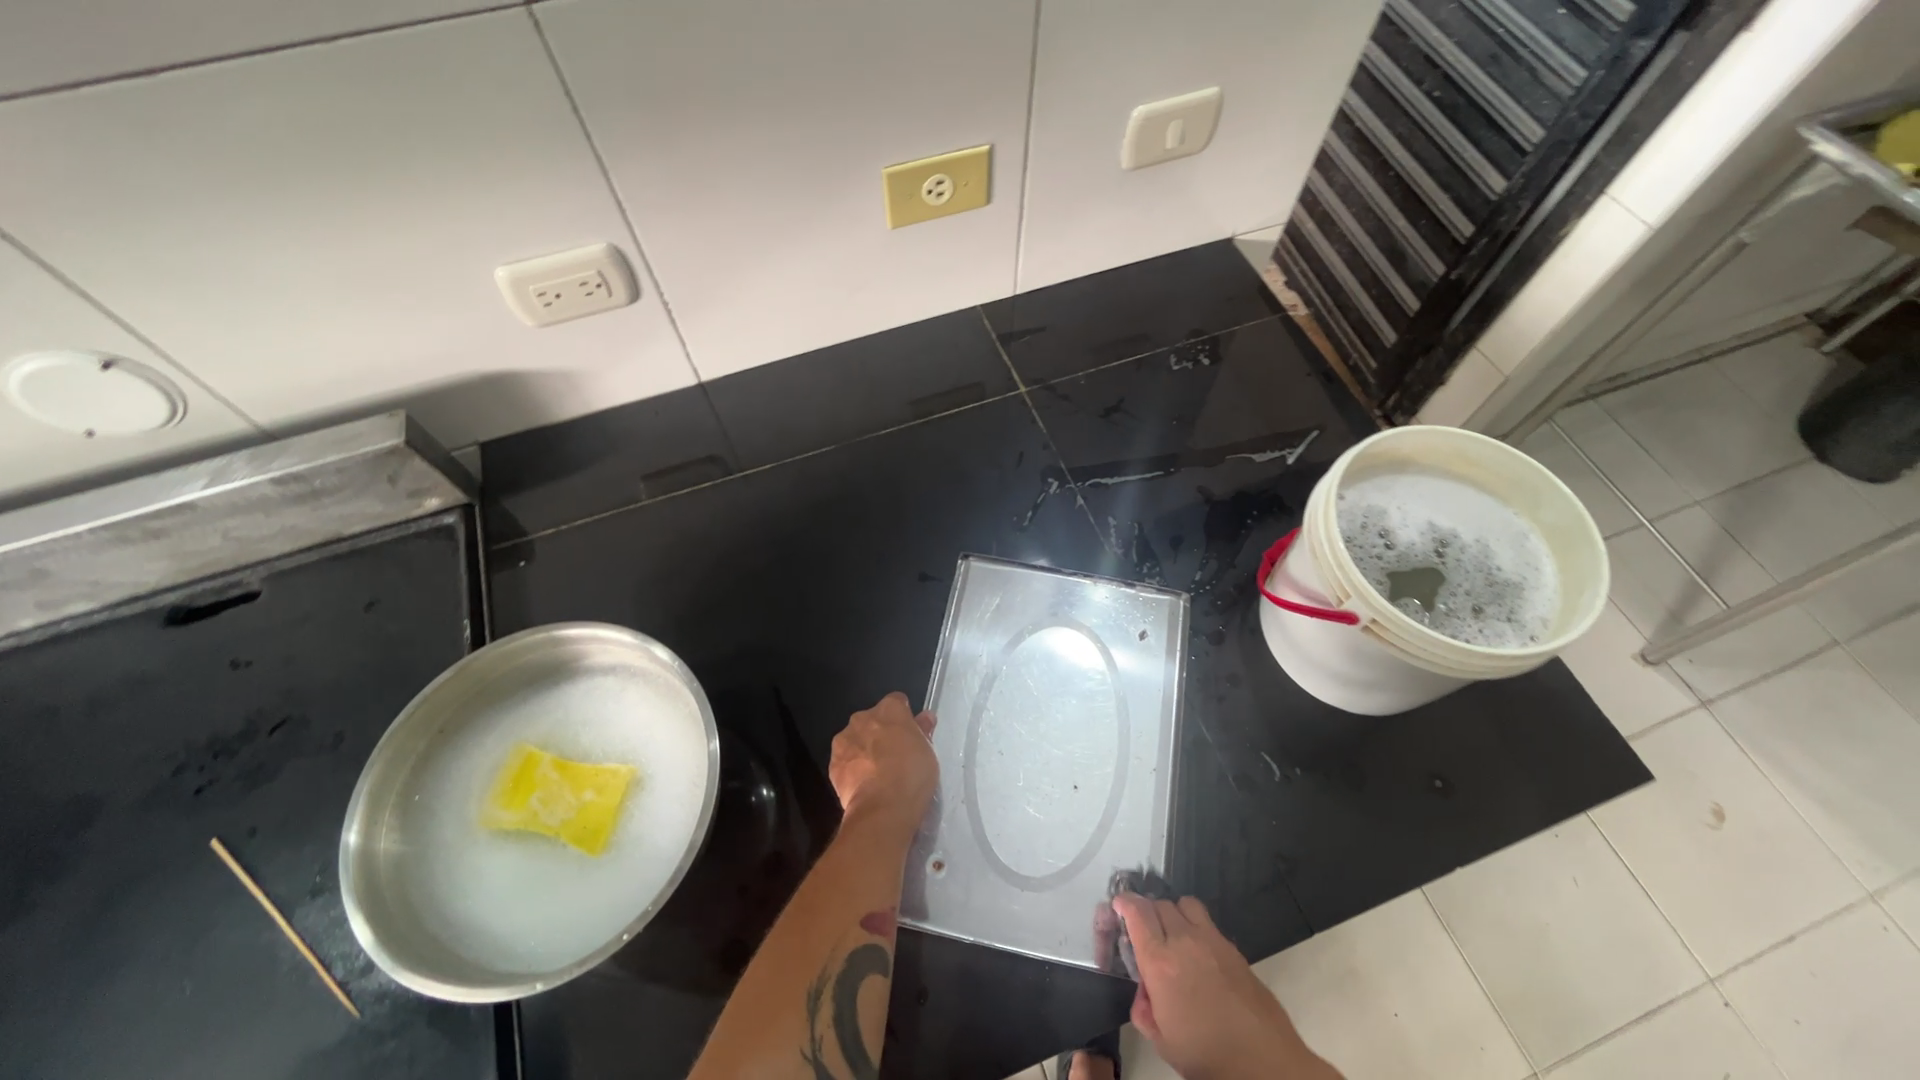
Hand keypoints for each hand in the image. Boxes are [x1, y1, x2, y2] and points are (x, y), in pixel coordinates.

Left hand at [829, 692, 937, 841]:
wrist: (882, 807)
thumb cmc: (912, 775)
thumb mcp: (928, 752)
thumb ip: (922, 731)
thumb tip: (924, 718)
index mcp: (890, 710)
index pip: (897, 702)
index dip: (904, 717)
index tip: (909, 734)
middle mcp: (863, 718)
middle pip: (873, 719)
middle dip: (881, 732)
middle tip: (894, 755)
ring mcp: (844, 740)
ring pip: (855, 738)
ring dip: (863, 748)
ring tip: (877, 773)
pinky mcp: (833, 763)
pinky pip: (845, 760)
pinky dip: (852, 768)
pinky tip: (864, 784)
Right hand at [1113, 894, 1339, 1079]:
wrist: (1262, 1060)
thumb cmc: (1206, 1054)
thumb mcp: (1161, 1040)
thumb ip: (1142, 1010)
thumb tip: (1144, 991)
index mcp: (1160, 962)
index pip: (1137, 912)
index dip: (1124, 903)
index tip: (1118, 905)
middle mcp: (1185, 941)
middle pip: (1160, 903)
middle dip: (1146, 910)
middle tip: (1143, 930)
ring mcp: (1213, 941)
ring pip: (1186, 904)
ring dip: (1173, 911)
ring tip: (1171, 933)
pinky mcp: (1234, 949)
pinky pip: (1208, 922)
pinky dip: (1196, 926)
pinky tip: (1197, 953)